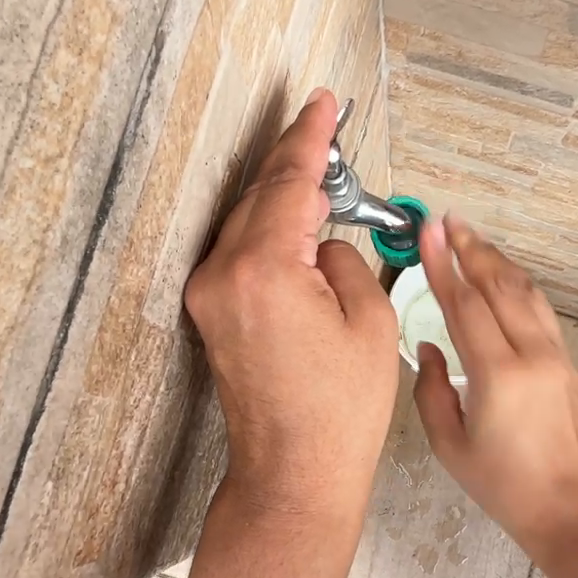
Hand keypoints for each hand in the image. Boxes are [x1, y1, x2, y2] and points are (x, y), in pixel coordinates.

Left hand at [185, 88, 398, 518]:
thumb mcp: (368, 321)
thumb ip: (342, 259)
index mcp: (264, 269)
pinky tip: (296, 232)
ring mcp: (209, 298)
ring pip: (246, 224)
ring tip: (321, 187)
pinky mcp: (211, 318)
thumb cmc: (340, 411)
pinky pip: (240, 256)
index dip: (309, 137)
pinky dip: (268, 236)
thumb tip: (322, 244)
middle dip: (296, 167)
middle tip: (330, 140)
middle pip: (259, 196)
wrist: (294, 475)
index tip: (321, 102)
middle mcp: (222, 276)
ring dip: (282, 202)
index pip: (287, 181)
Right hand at [413, 214, 577, 552]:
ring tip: (471, 239)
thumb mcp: (449, 445)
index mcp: (497, 375)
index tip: (429, 231)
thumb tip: (430, 347)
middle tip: (448, 220)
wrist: (569, 506)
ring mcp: (554, 354)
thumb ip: (431, 390)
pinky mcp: (566, 361)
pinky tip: (502, 276)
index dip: (442, 265)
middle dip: (471, 249)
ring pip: (525, 291)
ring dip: (497, 260)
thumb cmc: (501, 485)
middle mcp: (530, 354)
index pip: (464, 305)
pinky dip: (516, 284)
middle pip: (498, 286)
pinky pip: (538, 309)